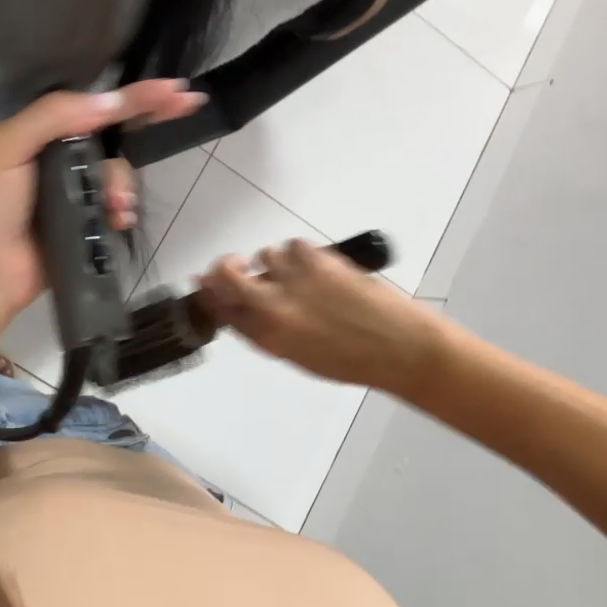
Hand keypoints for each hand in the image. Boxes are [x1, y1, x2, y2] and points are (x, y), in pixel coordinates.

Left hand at [0, 80, 206, 315]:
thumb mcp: (8, 146)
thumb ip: (55, 116)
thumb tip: (111, 101)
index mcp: (42, 134)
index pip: (95, 106)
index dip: (136, 95)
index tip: (175, 89)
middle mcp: (61, 159)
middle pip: (115, 136)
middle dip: (148, 123)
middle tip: (188, 106)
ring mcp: (76, 194)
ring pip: (119, 174)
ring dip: (125, 184)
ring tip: (115, 205)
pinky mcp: (86, 226)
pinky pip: (117, 208)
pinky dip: (123, 210)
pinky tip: (118, 220)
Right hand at [197, 239, 443, 390]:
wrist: (400, 347)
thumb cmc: (350, 361)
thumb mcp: (297, 356)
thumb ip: (265, 331)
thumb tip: (244, 308)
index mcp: (267, 337)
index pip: (220, 307)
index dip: (209, 292)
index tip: (207, 284)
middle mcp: (273, 307)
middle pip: (227, 275)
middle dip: (224, 267)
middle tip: (234, 266)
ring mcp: (295, 280)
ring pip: (265, 255)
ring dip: (273, 263)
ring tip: (296, 274)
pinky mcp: (318, 259)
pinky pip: (293, 245)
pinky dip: (300, 253)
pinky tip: (316, 267)